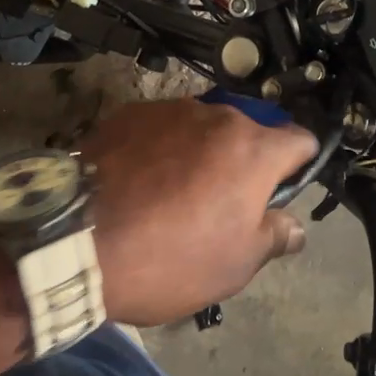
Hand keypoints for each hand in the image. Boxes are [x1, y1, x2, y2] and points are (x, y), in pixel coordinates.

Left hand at [79, 99, 316, 325]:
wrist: (75, 240)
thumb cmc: (168, 257)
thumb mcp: (233, 266)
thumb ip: (273, 237)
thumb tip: (294, 226)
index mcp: (253, 150)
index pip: (299, 140)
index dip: (299, 164)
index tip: (283, 189)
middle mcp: (217, 116)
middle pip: (248, 133)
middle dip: (243, 162)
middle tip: (222, 204)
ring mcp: (170, 109)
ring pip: (203, 128)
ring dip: (201, 152)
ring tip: (173, 194)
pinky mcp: (129, 113)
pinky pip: (161, 128)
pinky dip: (161, 148)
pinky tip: (139, 182)